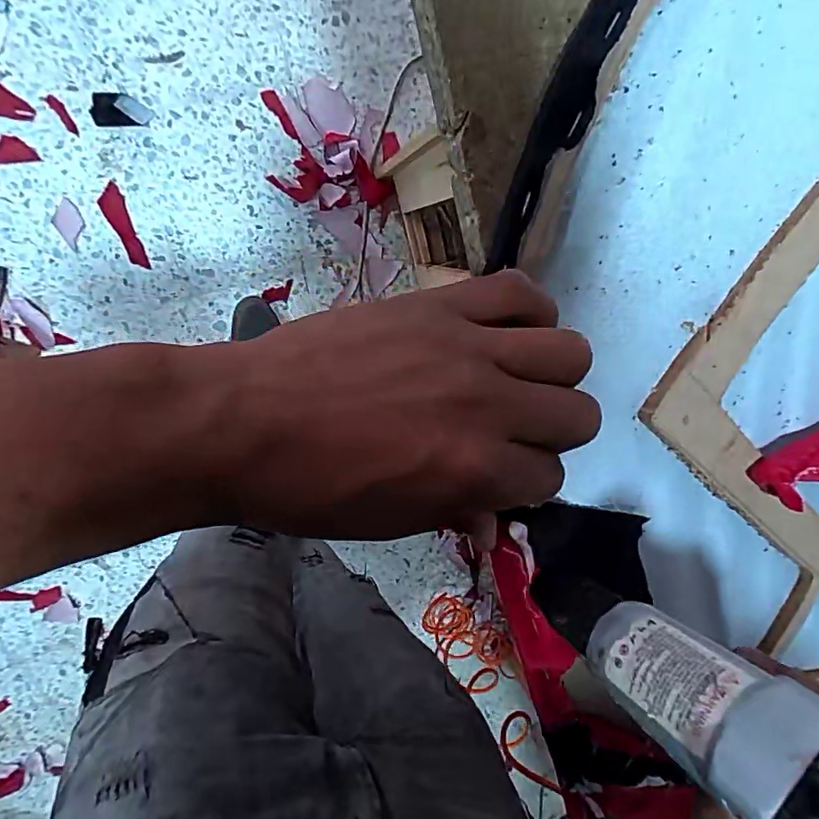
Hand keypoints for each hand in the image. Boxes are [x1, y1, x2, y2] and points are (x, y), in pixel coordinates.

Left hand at [194, 272, 600, 538]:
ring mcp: (468, 347)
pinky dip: (530, 311)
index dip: (528, 483)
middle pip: (578, 415)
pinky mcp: (442, 305)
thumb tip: (496, 526)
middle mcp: (488, 406)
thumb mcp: (393, 520)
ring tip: (518, 378)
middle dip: (555, 433)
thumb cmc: (313, 488)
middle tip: (516, 432)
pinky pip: (518, 291)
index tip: (502, 477)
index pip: (550, 477)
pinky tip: (506, 331)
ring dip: (554, 375)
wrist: (239, 421)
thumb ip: (460, 514)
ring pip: (570, 352)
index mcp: (476, 470)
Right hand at [699, 655, 818, 818]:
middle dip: (754, 719)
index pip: (802, 703)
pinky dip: (810, 776)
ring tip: (727, 767)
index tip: (694, 699)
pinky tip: (782, 805)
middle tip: (700, 735)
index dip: (743, 695)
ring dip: (780, 749)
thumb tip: (699, 792)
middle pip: (814, 718)